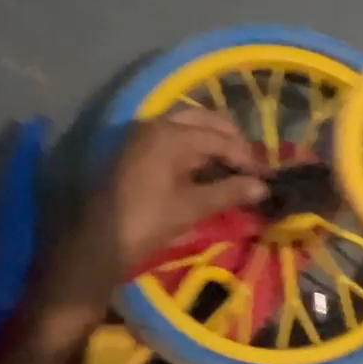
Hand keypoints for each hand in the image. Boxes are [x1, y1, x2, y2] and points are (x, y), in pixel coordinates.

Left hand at [49, 109, 266, 307]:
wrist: (99, 243)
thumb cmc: (147, 222)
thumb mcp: (193, 207)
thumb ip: (229, 192)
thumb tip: (262, 186)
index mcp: (172, 135)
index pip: (221, 138)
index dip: (246, 157)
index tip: (264, 177)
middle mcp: (157, 125)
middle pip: (205, 120)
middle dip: (230, 139)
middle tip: (249, 165)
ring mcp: (143, 135)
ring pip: (187, 125)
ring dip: (212, 139)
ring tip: (231, 165)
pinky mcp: (136, 150)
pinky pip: (172, 136)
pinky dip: (194, 145)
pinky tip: (206, 167)